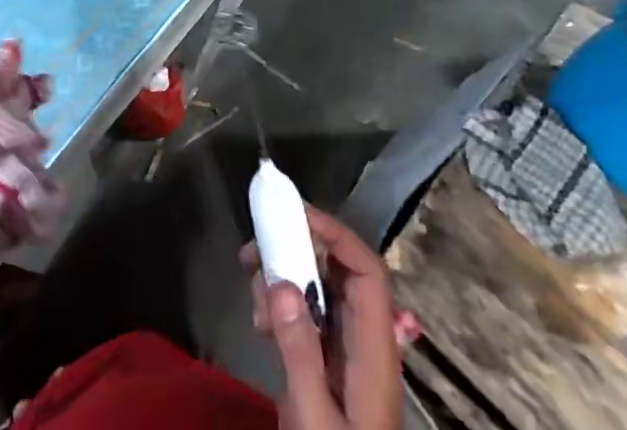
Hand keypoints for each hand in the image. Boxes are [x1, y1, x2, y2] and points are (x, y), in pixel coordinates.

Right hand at [242, 206, 400, 429]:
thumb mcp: (312, 417)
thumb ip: (299, 351)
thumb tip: (281, 282)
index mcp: (374, 348)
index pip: (367, 271)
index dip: (336, 235)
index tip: (293, 217)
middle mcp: (364, 340)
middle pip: (340, 273)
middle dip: (299, 251)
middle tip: (255, 248)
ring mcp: (345, 352)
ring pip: (319, 291)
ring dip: (284, 279)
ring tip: (252, 291)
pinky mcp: (326, 365)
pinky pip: (306, 316)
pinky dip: (281, 307)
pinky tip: (260, 321)